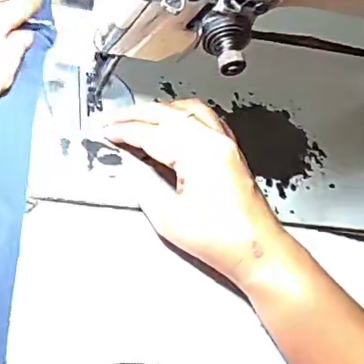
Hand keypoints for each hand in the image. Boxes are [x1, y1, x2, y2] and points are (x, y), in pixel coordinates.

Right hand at [95, 99, 295, 289]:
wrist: (258, 252)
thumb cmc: (224, 240)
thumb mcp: (167, 216)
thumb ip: (144, 183)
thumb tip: (131, 164)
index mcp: (199, 151)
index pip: (151, 131)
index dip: (123, 130)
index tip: (105, 131)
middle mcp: (215, 140)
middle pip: (167, 113)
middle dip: (134, 114)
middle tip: (110, 118)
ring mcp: (225, 144)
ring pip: (186, 110)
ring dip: (157, 111)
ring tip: (135, 118)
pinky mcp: (229, 152)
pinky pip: (202, 120)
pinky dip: (178, 117)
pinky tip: (167, 126)